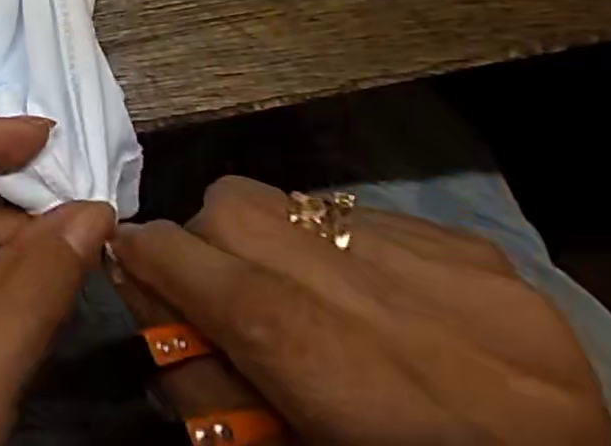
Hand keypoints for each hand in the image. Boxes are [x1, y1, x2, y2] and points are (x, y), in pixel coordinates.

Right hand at [114, 177, 610, 445]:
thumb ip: (208, 382)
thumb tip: (138, 282)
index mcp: (396, 411)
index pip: (246, 299)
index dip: (164, 261)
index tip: (124, 251)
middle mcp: (441, 323)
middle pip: (253, 215)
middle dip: (204, 240)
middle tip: (208, 287)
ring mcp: (473, 274)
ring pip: (292, 198)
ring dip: (259, 237)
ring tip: (285, 292)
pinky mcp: (485, 252)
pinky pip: (348, 211)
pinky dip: (319, 242)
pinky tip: (351, 294)